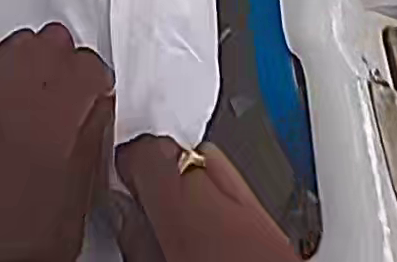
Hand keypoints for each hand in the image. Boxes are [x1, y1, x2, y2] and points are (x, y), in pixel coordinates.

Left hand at [0, 23, 114, 261]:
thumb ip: (92, 138)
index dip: (96, 86)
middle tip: (67, 102)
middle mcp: (18, 81)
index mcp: (58, 103)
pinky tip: (3, 116)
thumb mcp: (76, 198)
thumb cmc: (9, 242)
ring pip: (21, 44)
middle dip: (65, 67)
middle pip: (55, 41)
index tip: (95, 101)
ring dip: (32, 68)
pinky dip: (0, 82)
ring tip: (33, 106)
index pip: (92, 64)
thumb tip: (97, 110)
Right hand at [115, 136, 297, 261]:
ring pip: (217, 170)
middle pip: (187, 154)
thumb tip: (123, 213)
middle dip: (161, 166)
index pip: (152, 153)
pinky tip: (203, 238)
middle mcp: (233, 204)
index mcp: (192, 213)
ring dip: (190, 183)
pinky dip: (218, 205)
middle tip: (136, 195)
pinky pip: (241, 199)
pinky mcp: (279, 237)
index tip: (117, 174)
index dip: (129, 160)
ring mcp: (262, 220)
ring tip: (167, 219)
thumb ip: (137, 243)